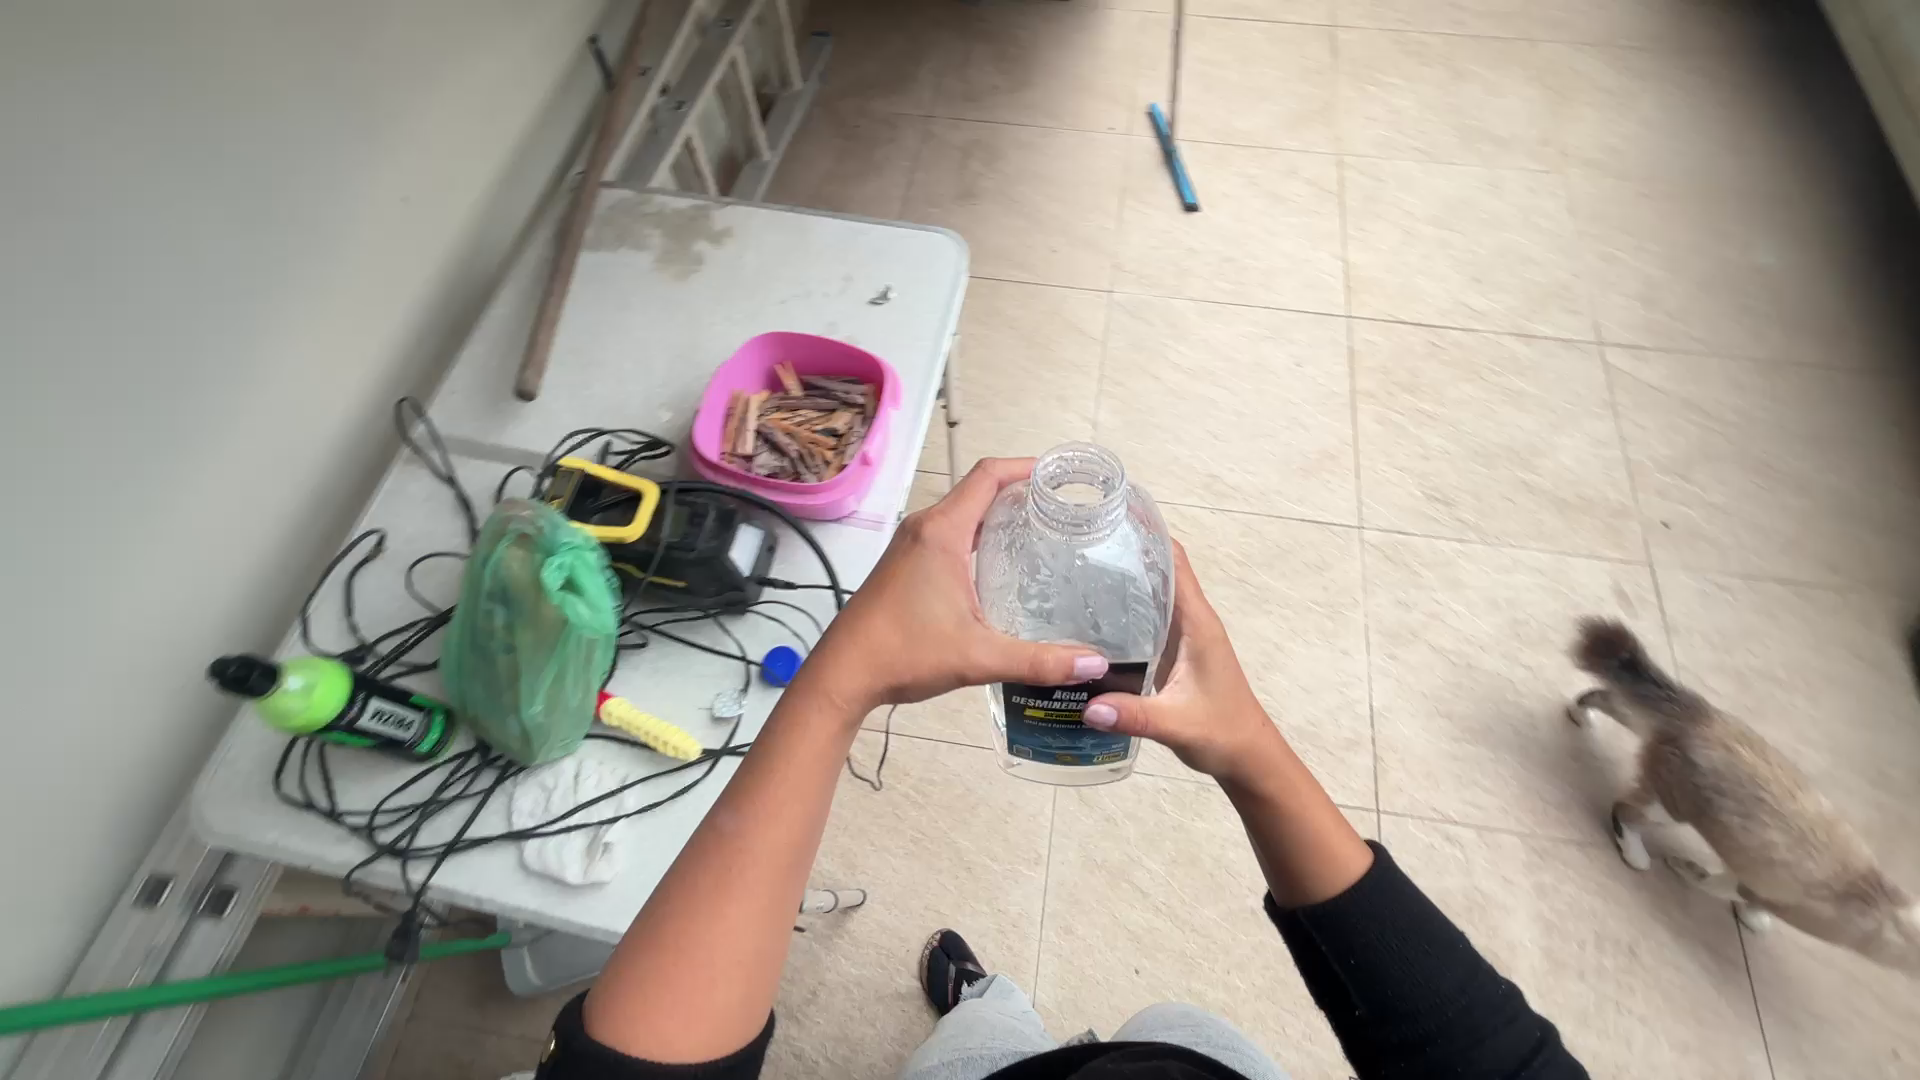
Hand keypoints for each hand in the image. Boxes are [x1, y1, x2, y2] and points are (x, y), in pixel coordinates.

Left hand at [800, 458, 1108, 714]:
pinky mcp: (905, 564)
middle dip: (1019, 492)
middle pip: (978, 490)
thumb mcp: (978, 657)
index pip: (988, 476)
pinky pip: (948, 534)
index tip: (1060, 476)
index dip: (1026, 467)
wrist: (843, 673)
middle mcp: (924, 528)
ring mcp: (911, 545)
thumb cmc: (901, 654)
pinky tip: (1001, 567)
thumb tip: (1094, 665)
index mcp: (941, 532)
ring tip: (1041, 533)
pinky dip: (978, 536)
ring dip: (997, 515)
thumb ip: (1039, 660)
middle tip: (1062, 508)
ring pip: (962, 513)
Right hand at [1082, 542, 1285, 783]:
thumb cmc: (1222, 732)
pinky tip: (1087, 610)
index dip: (1149, 533)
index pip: (1175, 562)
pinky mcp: (1171, 650)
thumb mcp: (1176, 724)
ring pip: (1152, 590)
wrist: (1247, 757)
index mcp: (1197, 623)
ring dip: (1122, 573)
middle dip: (1126, 548)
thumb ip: (1133, 715)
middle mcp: (1190, 620)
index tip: (1112, 515)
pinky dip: (1122, 603)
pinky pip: (1146, 614)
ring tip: (1074, 564)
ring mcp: (1181, 634)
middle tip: (1077, 539)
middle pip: (1159, 568)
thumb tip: (1086, 707)